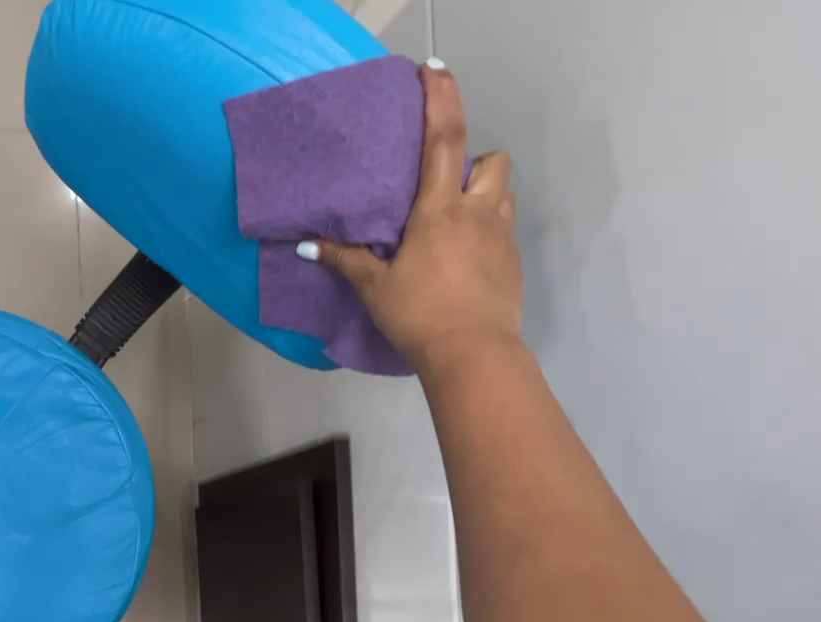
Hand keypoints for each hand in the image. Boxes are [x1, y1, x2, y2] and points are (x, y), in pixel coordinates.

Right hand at [309, 63, 524, 375]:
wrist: (472, 352)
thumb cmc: (419, 314)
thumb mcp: (375, 288)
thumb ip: (346, 260)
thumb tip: (308, 245)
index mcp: (439, 211)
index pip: (443, 141)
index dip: (440, 101)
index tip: (433, 70)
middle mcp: (477, 212)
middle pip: (490, 160)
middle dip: (472, 163)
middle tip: (443, 189)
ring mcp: (501, 236)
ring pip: (502, 193)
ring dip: (482, 196)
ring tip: (452, 225)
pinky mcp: (512, 262)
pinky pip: (502, 230)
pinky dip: (484, 233)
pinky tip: (460, 264)